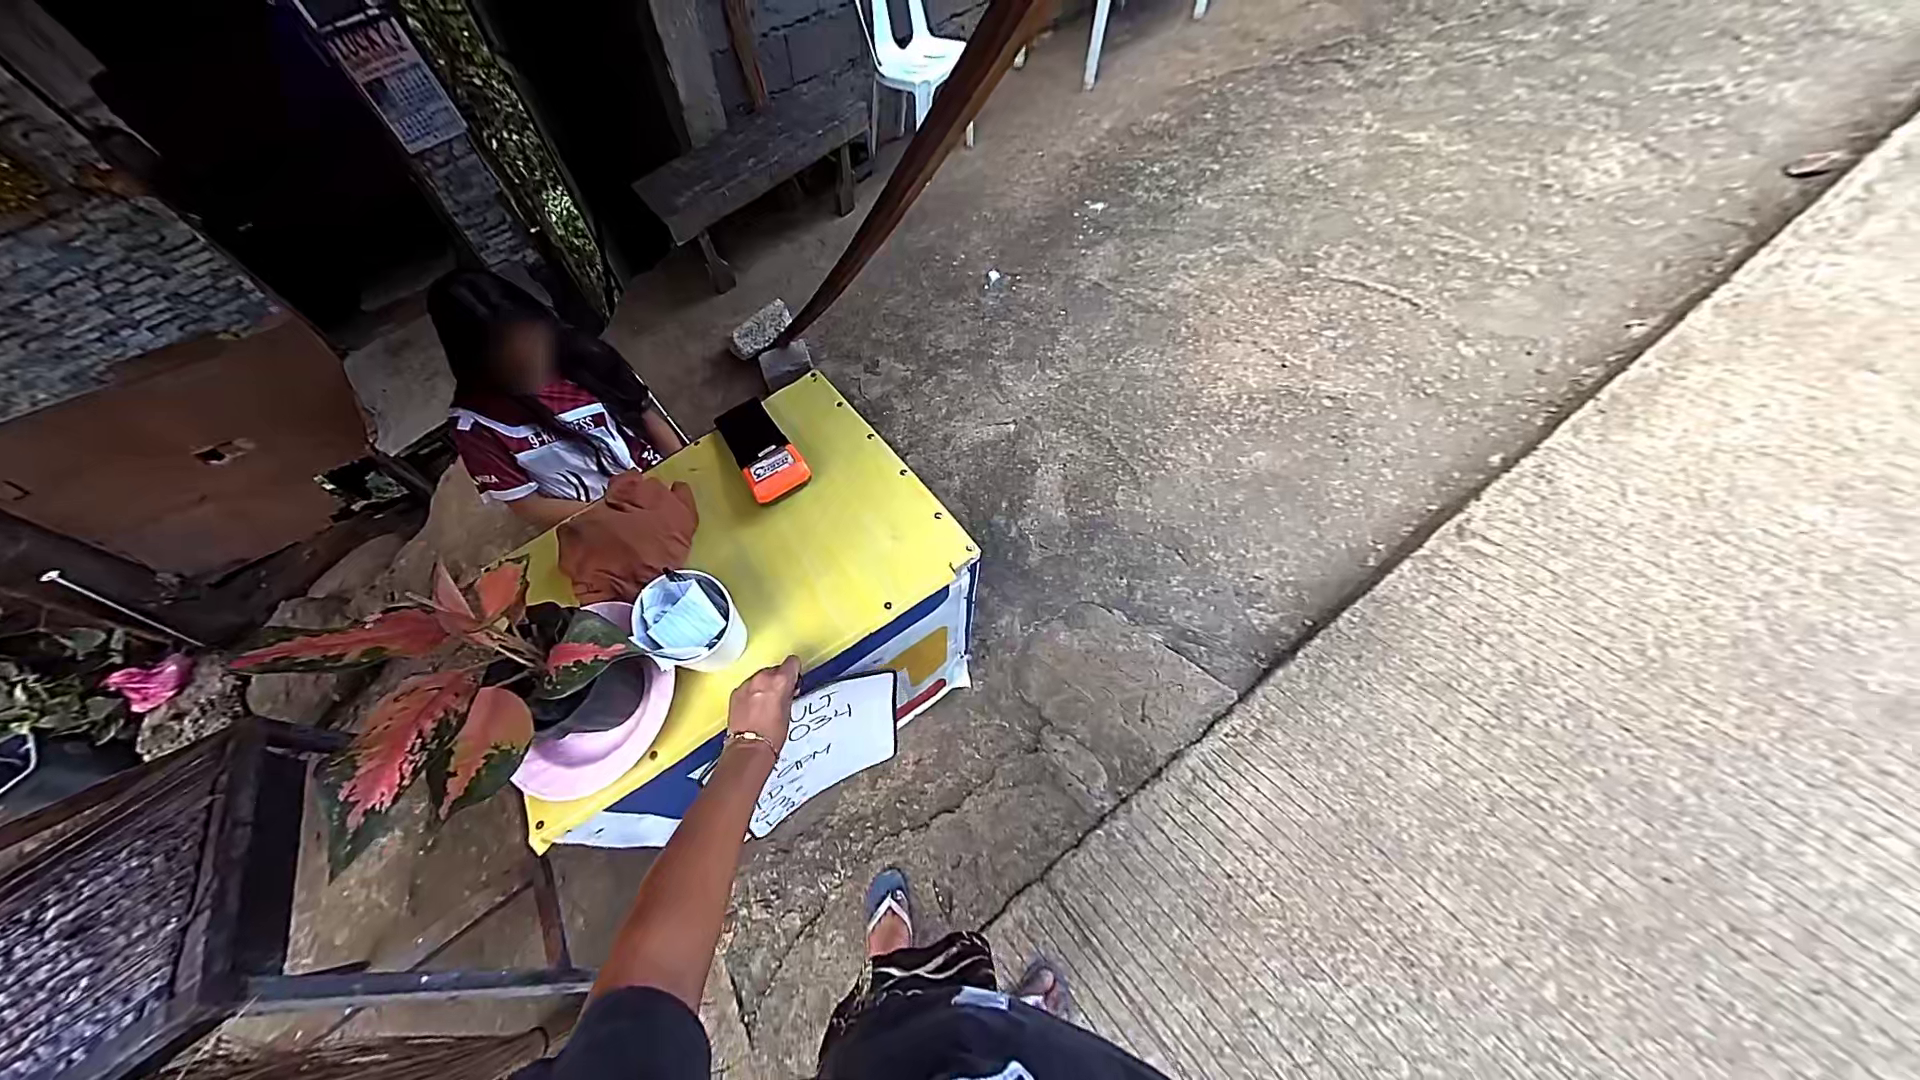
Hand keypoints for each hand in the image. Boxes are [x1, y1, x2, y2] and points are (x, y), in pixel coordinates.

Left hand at [726, 655, 799, 757]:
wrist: (749, 746)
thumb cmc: (772, 734)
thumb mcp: (789, 709)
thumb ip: (788, 692)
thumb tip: (787, 688)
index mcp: (780, 680)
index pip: (792, 662)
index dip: (794, 671)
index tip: (793, 679)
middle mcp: (762, 678)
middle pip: (774, 669)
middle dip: (777, 680)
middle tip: (780, 696)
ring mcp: (747, 684)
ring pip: (760, 677)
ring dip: (764, 686)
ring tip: (766, 704)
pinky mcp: (735, 692)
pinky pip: (748, 686)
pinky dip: (751, 693)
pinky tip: (754, 708)